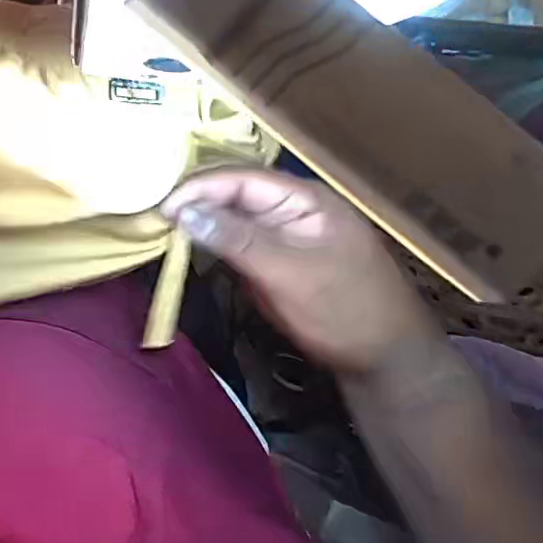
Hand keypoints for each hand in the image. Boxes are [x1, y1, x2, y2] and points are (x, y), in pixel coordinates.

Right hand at [161, 169, 444, 375]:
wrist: (387, 364)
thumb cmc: (347, 311)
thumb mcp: (290, 273)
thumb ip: (237, 239)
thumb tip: (183, 210)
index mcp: (302, 197)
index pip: (240, 178)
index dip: (199, 188)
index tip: (162, 206)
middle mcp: (289, 207)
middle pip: (232, 193)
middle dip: (195, 201)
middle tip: (155, 217)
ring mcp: (282, 234)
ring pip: (231, 216)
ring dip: (200, 221)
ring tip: (162, 228)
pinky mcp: (275, 259)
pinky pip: (237, 242)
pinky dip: (212, 243)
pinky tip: (188, 245)